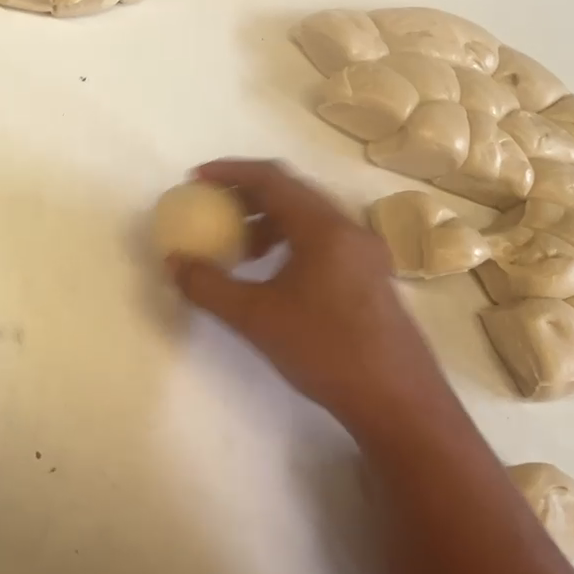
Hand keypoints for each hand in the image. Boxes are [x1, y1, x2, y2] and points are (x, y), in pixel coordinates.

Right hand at [167, 159, 450, 434]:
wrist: (398, 402)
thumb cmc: (325, 350)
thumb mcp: (254, 318)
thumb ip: (208, 286)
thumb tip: (175, 262)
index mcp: (324, 229)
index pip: (272, 178)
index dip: (229, 171)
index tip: (195, 179)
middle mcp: (349, 231)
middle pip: (292, 193)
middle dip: (246, 195)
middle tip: (211, 207)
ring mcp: (365, 255)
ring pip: (309, 218)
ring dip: (268, 221)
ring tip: (237, 247)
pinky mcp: (371, 279)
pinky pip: (322, 241)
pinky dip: (288, 242)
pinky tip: (270, 274)